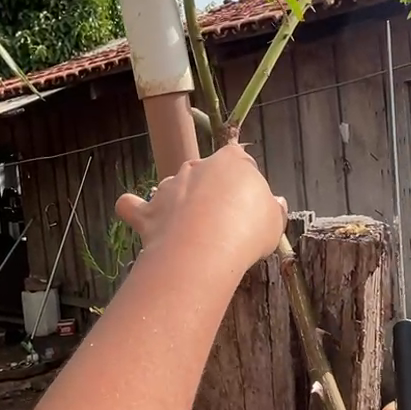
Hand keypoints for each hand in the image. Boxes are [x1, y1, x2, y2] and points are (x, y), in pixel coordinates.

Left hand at [115, 144, 285, 278]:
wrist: (206, 248)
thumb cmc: (248, 230)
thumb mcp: (275, 221)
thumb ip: (274, 210)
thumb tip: (276, 204)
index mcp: (231, 162)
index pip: (240, 160)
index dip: (245, 181)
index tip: (251, 204)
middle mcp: (197, 167)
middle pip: (205, 173)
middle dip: (211, 192)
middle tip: (223, 223)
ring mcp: (168, 187)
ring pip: (173, 188)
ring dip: (180, 203)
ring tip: (191, 232)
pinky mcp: (148, 211)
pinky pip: (133, 206)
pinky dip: (134, 209)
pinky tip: (138, 216)